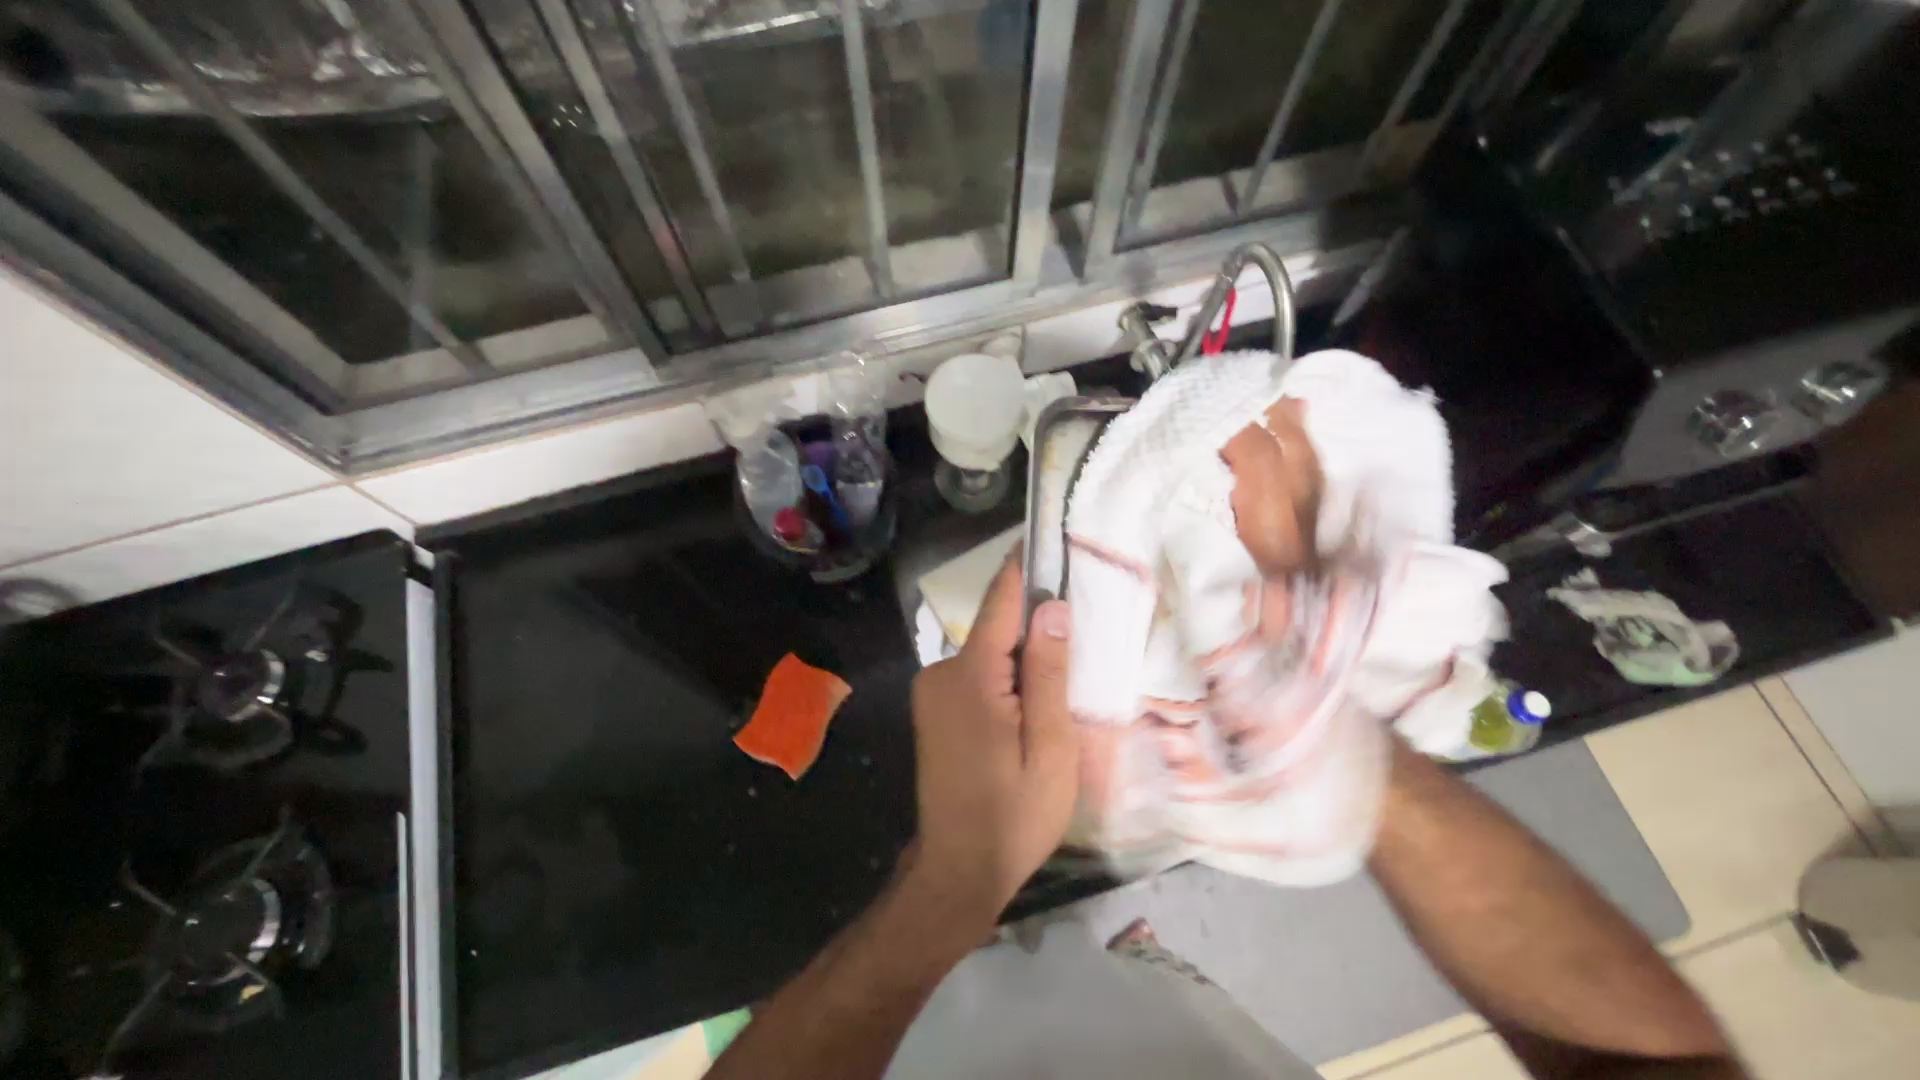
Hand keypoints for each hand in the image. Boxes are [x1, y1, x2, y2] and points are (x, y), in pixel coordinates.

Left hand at [906, 550, 1076, 929]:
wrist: (958, 868)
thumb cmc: (1015, 814)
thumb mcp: (1050, 747)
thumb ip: (1050, 674)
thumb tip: (1052, 607)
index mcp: (970, 677)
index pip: (1002, 604)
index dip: (1026, 570)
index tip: (1051, 539)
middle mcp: (941, 673)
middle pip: (998, 631)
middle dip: (1038, 632)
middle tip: (1084, 641)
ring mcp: (931, 692)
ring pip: (989, 656)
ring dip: (1024, 664)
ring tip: (1063, 691)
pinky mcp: (932, 711)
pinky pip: (976, 677)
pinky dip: (1006, 682)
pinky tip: (1030, 712)